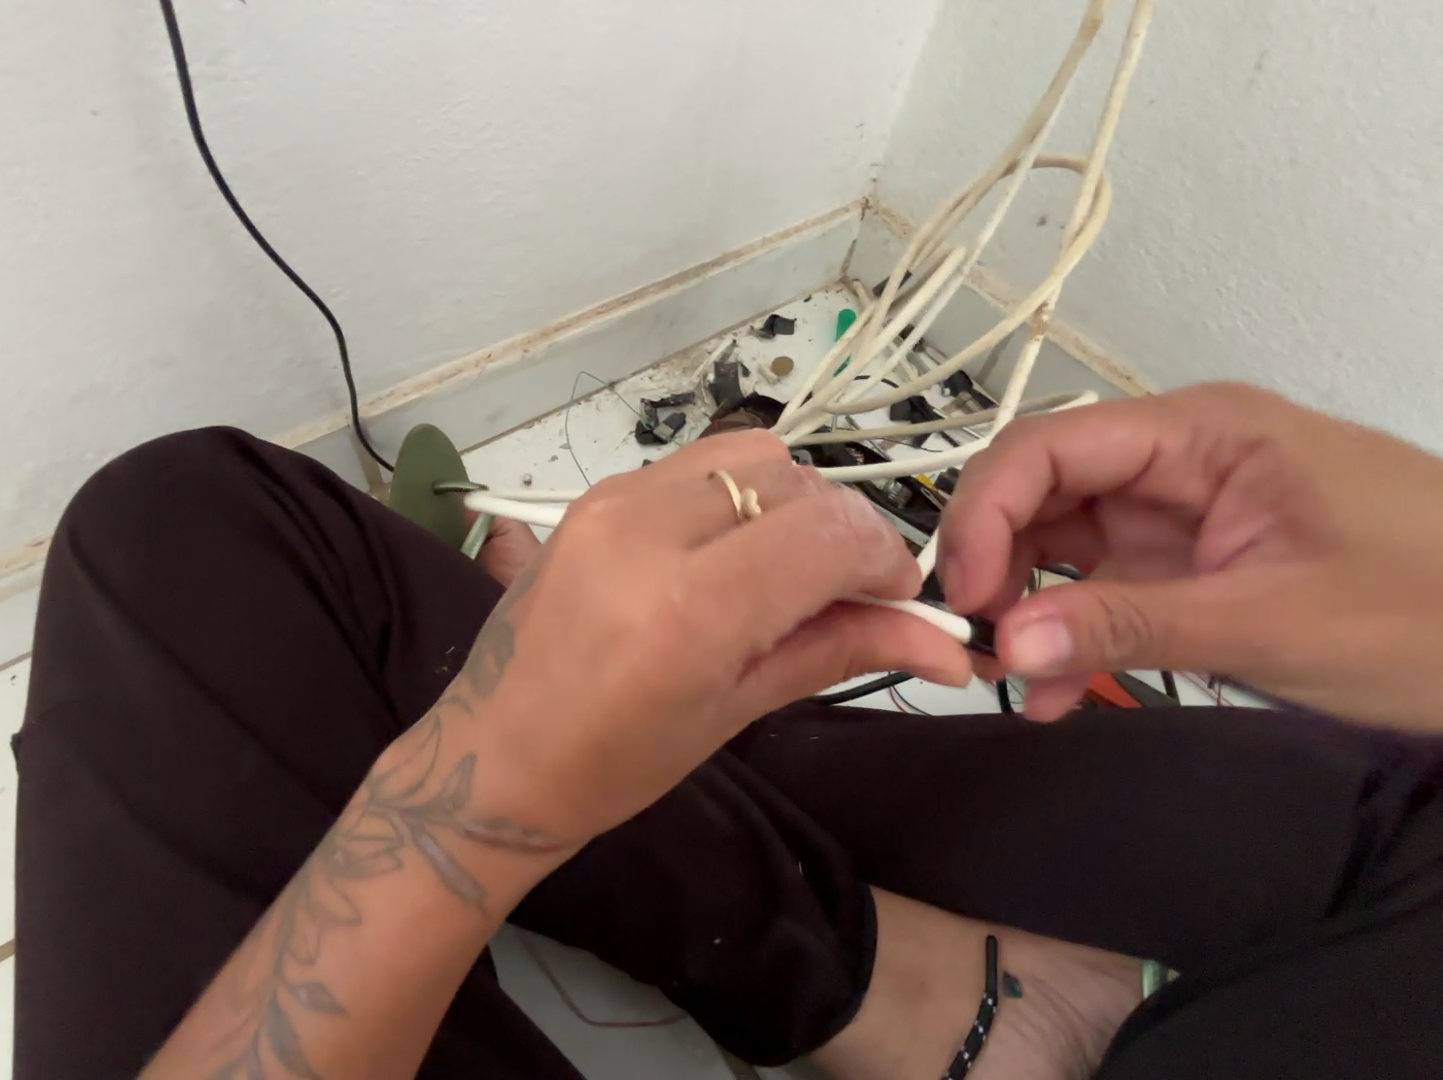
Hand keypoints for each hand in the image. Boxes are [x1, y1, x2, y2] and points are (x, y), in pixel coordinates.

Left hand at [449, 431, 972, 843]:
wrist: (497, 753)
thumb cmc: (614, 763)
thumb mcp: (735, 711)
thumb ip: (839, 651)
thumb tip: (945, 645)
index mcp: (686, 610)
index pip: (829, 532)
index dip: (883, 558)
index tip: (890, 597)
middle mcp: (646, 533)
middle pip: (796, 483)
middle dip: (841, 531)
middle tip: (839, 591)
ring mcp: (610, 502)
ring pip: (750, 455)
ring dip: (789, 503)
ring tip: (778, 567)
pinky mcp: (592, 494)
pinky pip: (694, 464)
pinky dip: (734, 495)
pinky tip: (722, 549)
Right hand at [940, 382, 1442, 730]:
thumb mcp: (1274, 623)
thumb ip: (1126, 627)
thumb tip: (1004, 645)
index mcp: (1196, 434)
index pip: (1044, 448)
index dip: (983, 513)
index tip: (964, 595)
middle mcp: (1169, 459)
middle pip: (1034, 490)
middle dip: (991, 560)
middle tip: (973, 636)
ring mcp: (1168, 509)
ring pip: (1050, 541)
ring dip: (1019, 604)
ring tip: (1005, 671)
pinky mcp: (1173, 557)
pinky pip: (1089, 586)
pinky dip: (1064, 634)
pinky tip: (1055, 691)